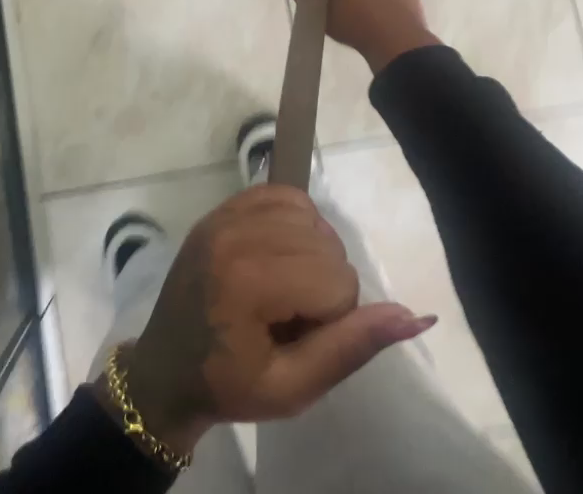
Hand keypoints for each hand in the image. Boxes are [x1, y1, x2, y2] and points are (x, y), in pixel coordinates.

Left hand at [96, 186, 435, 456]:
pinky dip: (296, 222)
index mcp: (248, 281)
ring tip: (282, 290)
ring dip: (312, 254)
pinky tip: (280, 256)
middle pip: (328, 246)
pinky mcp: (223, 208)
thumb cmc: (228, 384)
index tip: (295, 340)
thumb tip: (416, 316)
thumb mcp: (293, 387)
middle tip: (286, 320)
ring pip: (312, 219)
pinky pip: (285, 195)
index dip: (332, 320)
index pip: (338, 282)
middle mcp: (236, 234)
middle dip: (323, 287)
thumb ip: (352, 347)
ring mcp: (225, 216)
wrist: (166, 370)